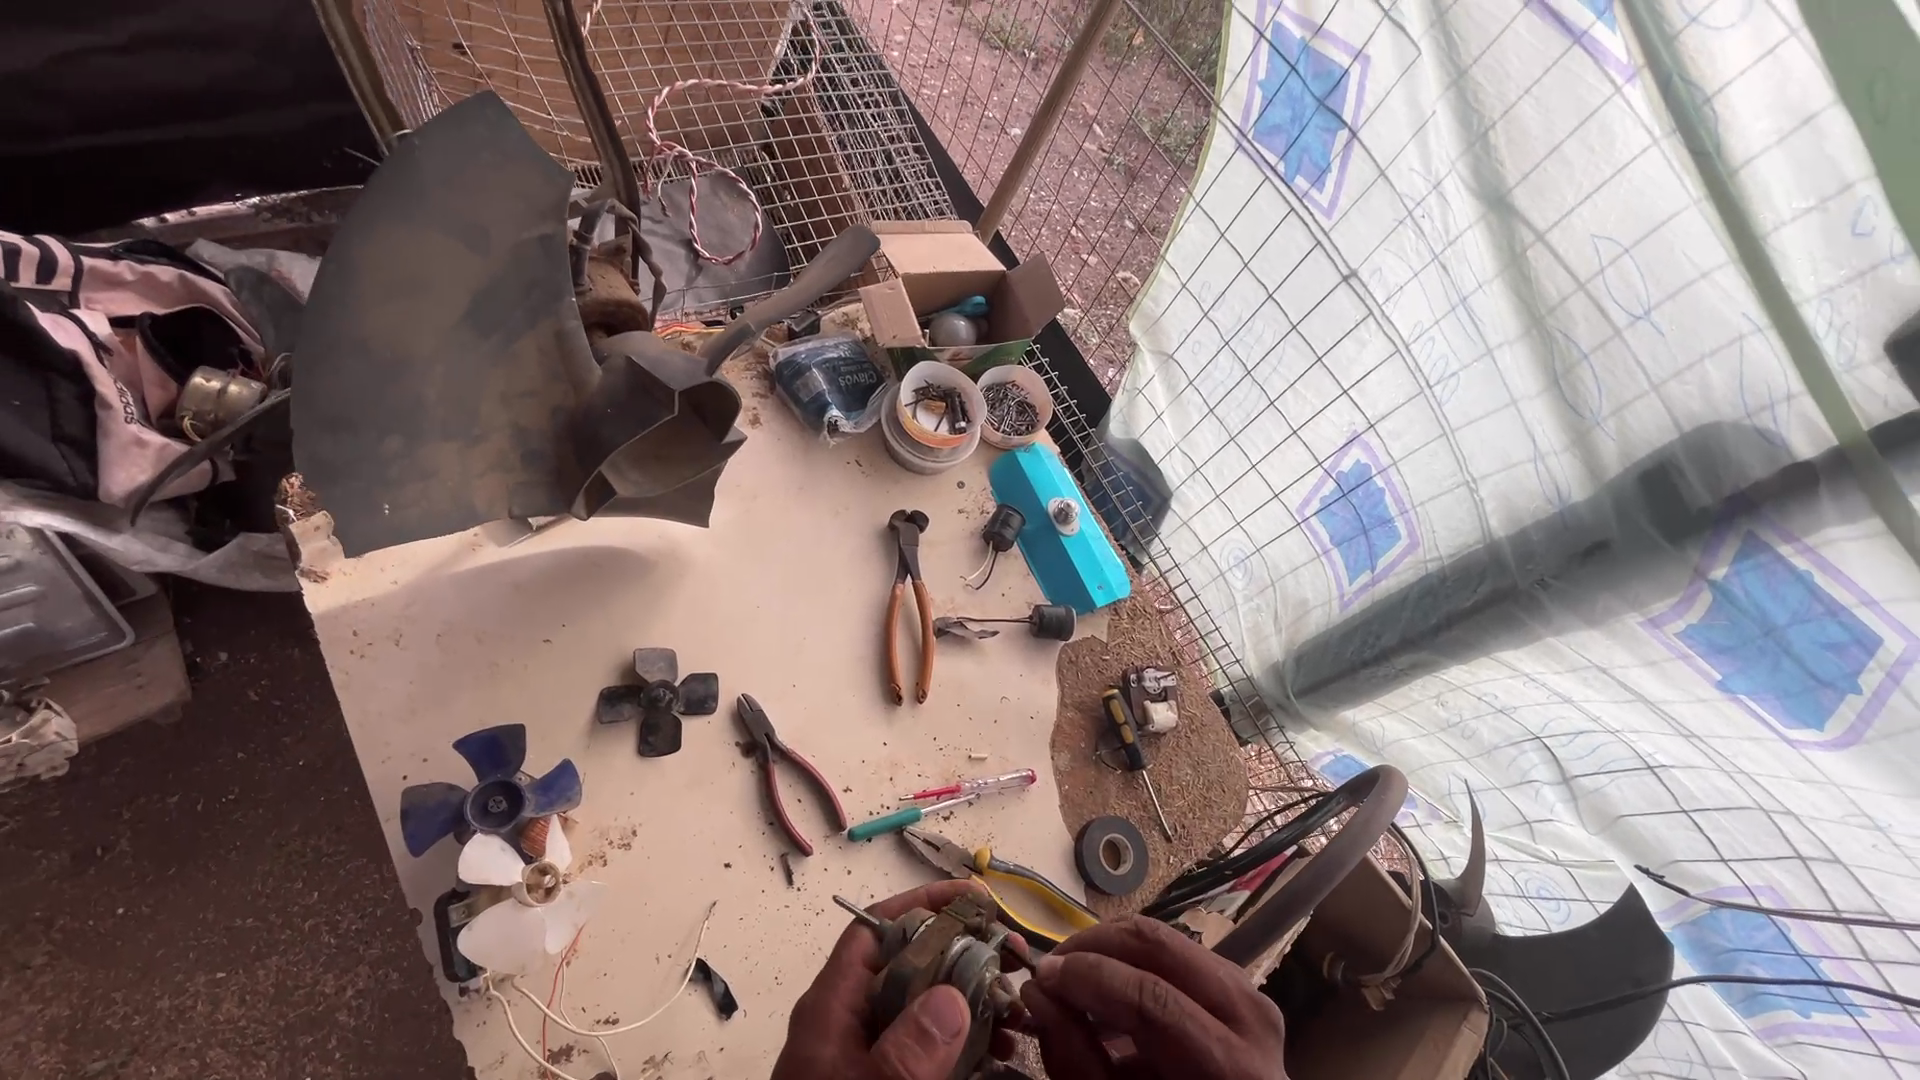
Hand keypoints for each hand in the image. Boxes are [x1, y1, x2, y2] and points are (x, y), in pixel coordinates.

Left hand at [771, 880, 1017, 1079]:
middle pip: (910, 964)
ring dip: (976, 1001)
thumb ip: (904, 1054)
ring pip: (929, 1008)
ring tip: (1019, 1009)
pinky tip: (1003, 1054)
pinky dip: (970, 1046)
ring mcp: (873, 1057)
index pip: (874, 930)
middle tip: (1013, 958)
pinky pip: (935, 1052)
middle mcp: (852, 1023)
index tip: (975, 899)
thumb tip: (953, 996)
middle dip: (965, 954)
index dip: (921, 904)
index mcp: (833, 1008)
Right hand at [1021, 915, 1287, 1079]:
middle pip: (1157, 944)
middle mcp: (1250, 1016)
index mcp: (1229, 1066)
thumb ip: (1077, 1057)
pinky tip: (1106, 986)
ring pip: (1163, 937)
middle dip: (1092, 946)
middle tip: (1052, 966)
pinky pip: (1174, 951)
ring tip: (1073, 975)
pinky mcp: (1237, 982)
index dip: (1088, 979)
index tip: (1040, 976)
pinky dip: (1131, 959)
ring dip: (1108, 948)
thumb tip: (1038, 991)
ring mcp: (1249, 991)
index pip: (1150, 998)